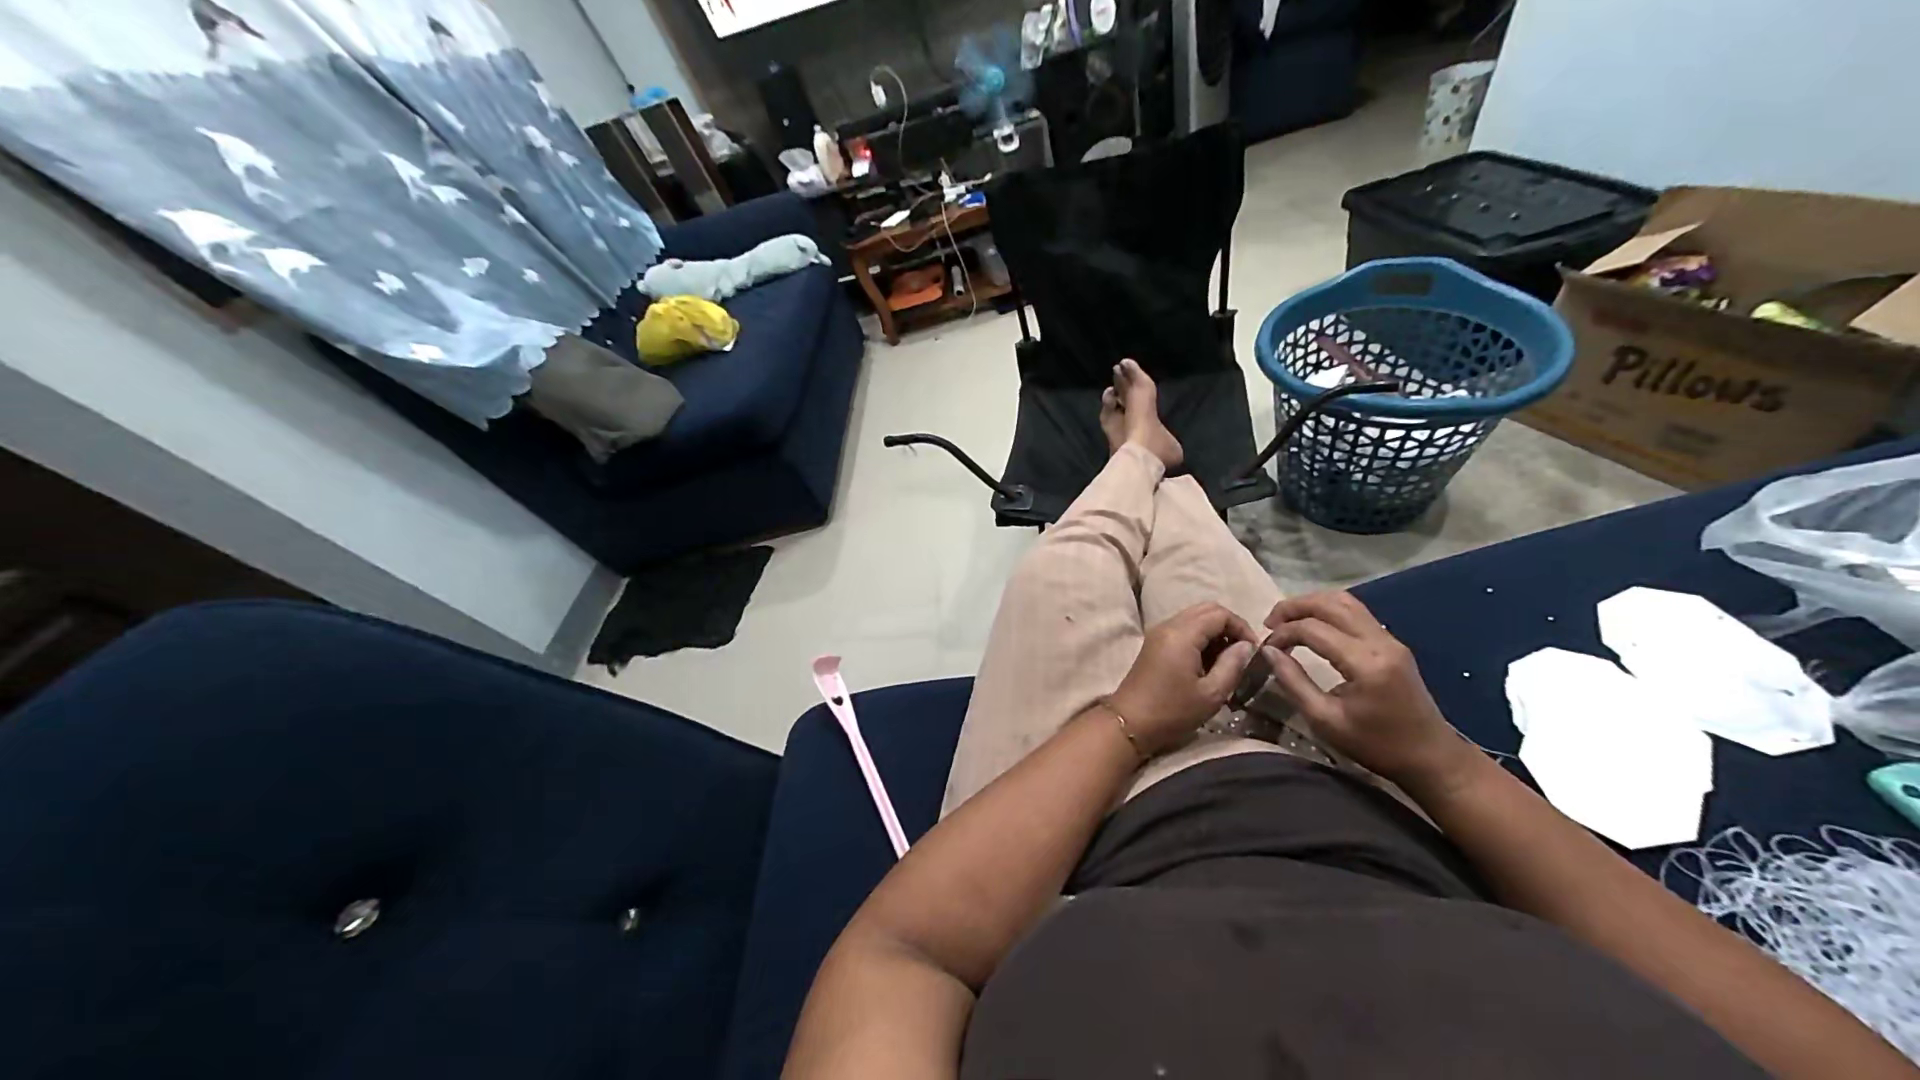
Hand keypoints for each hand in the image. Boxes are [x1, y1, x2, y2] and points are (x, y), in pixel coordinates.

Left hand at [1106, 603, 1258, 755]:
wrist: (1130, 723)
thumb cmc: (1172, 711)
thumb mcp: (1212, 693)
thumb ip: (1232, 664)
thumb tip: (1246, 646)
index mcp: (1182, 634)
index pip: (1219, 613)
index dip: (1242, 627)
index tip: (1253, 650)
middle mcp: (1168, 626)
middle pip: (1206, 610)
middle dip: (1229, 626)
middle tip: (1242, 652)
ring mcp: (1158, 633)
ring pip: (1194, 617)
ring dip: (1214, 632)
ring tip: (1227, 660)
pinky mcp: (1154, 643)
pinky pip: (1183, 628)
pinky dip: (1200, 637)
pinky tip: (1208, 662)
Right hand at [1261, 590, 1477, 789]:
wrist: (1431, 758)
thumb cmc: (1376, 745)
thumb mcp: (1325, 720)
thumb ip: (1293, 681)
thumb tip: (1268, 651)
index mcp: (1365, 662)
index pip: (1313, 628)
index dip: (1283, 633)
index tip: (1265, 648)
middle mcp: (1380, 642)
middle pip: (1331, 604)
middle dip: (1294, 607)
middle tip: (1269, 623)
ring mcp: (1390, 640)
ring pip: (1346, 602)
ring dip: (1312, 605)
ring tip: (1288, 621)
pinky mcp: (1393, 644)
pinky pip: (1356, 613)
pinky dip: (1329, 612)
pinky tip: (1313, 627)